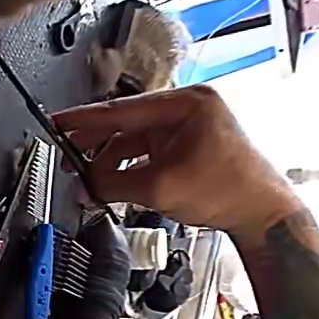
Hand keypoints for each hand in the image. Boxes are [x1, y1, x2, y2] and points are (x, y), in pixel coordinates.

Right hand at [54, 86, 301, 245]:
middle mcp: (187, 110)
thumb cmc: (228, 191)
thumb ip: (114, 184)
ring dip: (110, 161)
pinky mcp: (187, 148)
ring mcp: (187, 129)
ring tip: (87, 179)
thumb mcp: (159, 187)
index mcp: (186, 104)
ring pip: (135, 140)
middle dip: (95, 143)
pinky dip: (128, 168)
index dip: (84, 119)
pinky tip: (111, 182)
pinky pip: (147, 154)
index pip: (122, 109)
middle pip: (126, 123)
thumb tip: (83, 185)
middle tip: (65, 153)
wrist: (260, 214)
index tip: (58, 121)